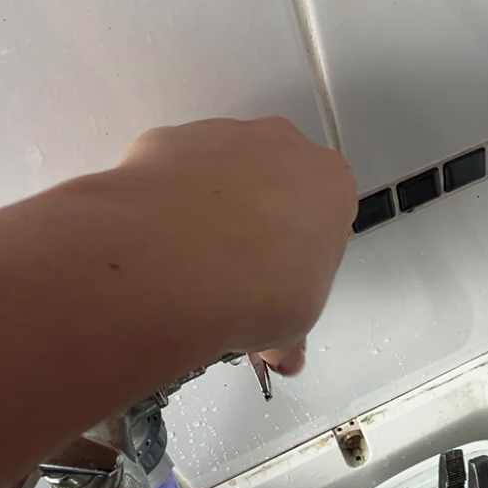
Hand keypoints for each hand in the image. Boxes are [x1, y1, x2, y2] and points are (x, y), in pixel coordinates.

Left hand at [90, 116, 355, 368]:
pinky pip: (171, 171)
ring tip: (190, 267)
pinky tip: (157, 244)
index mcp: (330, 182)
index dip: (300, 256)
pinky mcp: (170, 140)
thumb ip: (290, 332)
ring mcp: (223, 137)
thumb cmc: (252, 285)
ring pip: (220, 173)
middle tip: (235, 277)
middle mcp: (280, 146)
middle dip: (256, 223)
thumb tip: (278, 350)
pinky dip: (164, 201)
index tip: (282, 284)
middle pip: (273, 183)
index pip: (323, 215)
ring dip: (209, 210)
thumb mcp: (294, 326)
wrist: (175, 264)